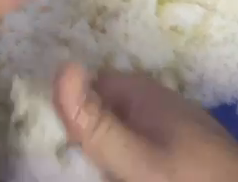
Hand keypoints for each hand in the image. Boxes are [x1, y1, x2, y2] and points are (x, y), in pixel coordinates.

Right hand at [53, 64, 237, 181]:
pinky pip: (146, 164)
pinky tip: (129, 176)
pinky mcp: (186, 164)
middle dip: (88, 149)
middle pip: (102, 121)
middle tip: (71, 171)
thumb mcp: (141, 164)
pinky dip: (135, 169)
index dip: (65, 119)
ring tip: (95, 174)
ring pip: (124, 146)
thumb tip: (59, 66)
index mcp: (139, 93)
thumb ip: (97, 125)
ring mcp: (172, 137)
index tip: (51, 153)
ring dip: (110, 165)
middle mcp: (153, 106)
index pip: (83, 93)